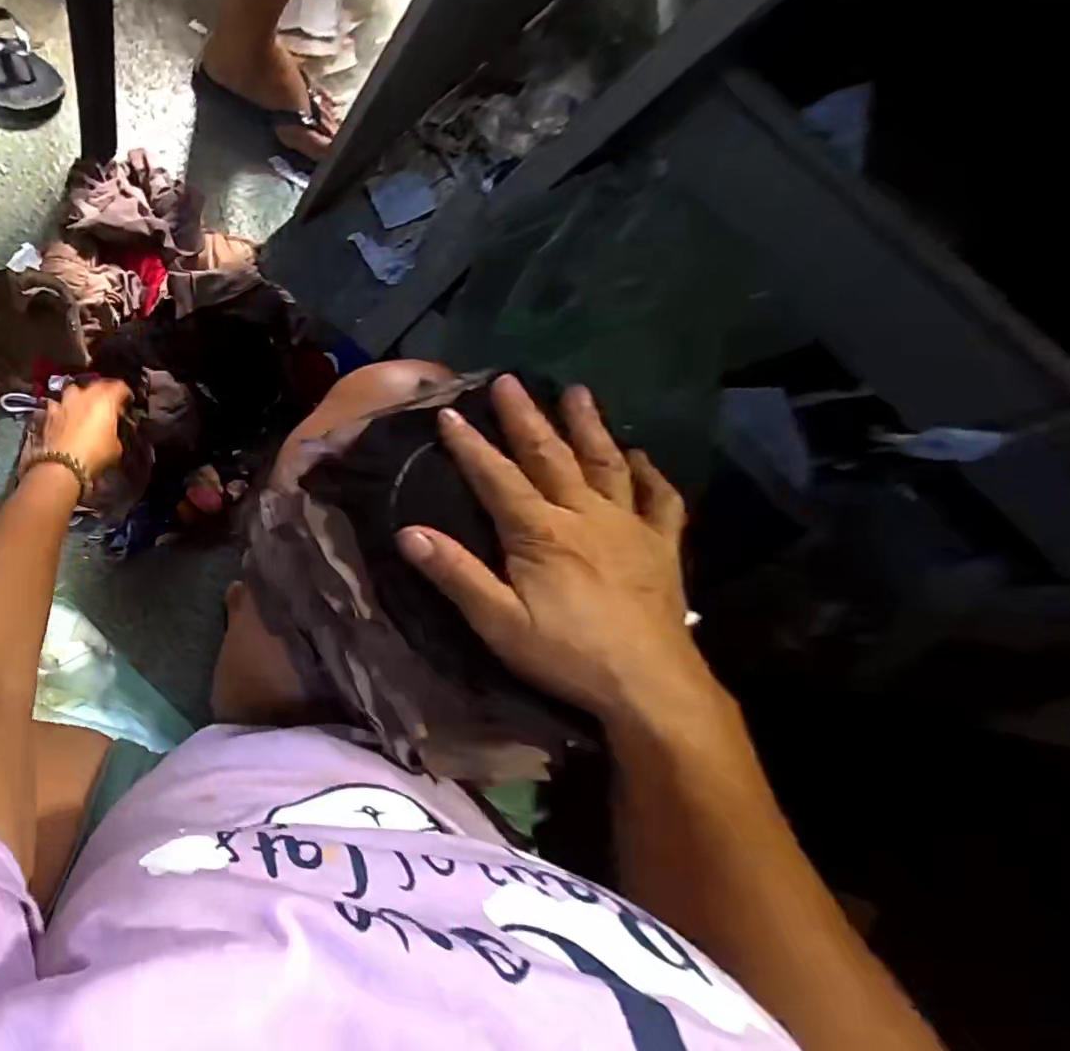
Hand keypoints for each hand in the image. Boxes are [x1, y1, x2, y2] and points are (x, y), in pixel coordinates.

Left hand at [35, 379, 131, 478]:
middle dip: (104, 393)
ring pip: (76, 391)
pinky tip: (65, 417)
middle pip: (98, 386)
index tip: (127, 401)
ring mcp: (66, 402)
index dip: (125, 394)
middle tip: (108, 406)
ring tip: (85, 408)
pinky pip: (59, 405)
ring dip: (82, 397)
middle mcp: (85, 395)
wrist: (64, 463)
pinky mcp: (50, 413)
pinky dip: (63, 409)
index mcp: (106, 399)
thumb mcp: (116, 446)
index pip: (120, 387)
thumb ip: (116, 433)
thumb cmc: (95, 453)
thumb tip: (112, 433)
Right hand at [396, 375, 727, 733]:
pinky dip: (650, 473)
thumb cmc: (566, 655)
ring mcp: (629, 528)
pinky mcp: (661, 547)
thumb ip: (454, 574)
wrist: (652, 688)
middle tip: (510, 381)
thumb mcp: (497, 622)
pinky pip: (660, 500)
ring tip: (578, 391)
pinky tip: (640, 456)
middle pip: (550, 457)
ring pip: (605, 464)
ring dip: (589, 426)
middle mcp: (584, 516)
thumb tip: (408, 534)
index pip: (497, 477)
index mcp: (539, 533)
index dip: (470, 445)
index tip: (449, 413)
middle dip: (525, 418)